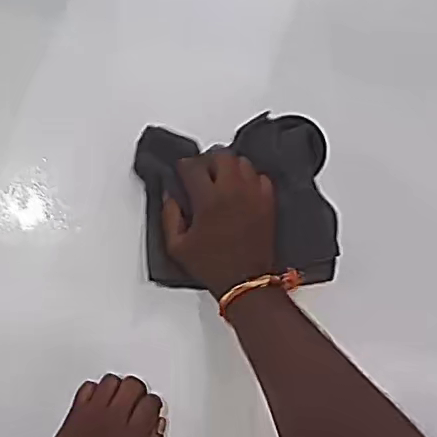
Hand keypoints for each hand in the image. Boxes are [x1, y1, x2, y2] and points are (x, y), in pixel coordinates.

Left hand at [44, 375, 165, 436]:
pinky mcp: (77, 410)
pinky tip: (97, 400)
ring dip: (116, 387)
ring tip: (115, 399)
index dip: (153, 403)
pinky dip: (94, 390)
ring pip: (111, 380)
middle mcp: (116, 418)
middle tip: (134, 399)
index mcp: (134, 433)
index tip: (150, 407)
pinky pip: (88, 386)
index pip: (151, 402)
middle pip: (133, 385)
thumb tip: (158, 426)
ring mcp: (95, 412)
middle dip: (137, 390)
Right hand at [161, 147, 276, 297]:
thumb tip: (170, 196)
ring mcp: (254, 195)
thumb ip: (169, 216)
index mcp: (208, 201)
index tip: (180, 172)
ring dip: (228, 166)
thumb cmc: (213, 265)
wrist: (245, 281)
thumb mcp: (177, 246)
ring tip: (219, 179)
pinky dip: (248, 178)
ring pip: (242, 162)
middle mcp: (233, 192)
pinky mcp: (268, 202)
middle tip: (200, 172)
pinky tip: (239, 189)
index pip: (193, 167)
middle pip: (221, 156)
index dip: (183, 166)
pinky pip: (260, 177)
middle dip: (207, 161)